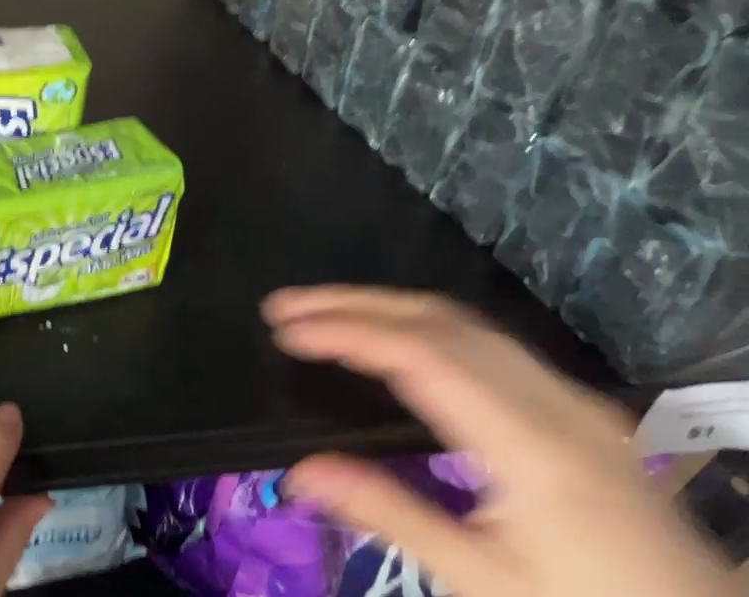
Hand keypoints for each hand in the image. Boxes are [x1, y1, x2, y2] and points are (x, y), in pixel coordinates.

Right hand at [265, 285, 737, 596]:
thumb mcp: (486, 582)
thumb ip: (391, 515)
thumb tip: (300, 471)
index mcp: (531, 444)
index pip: (419, 352)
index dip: (344, 329)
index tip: (283, 328)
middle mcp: (559, 407)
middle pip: (443, 320)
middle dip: (356, 303)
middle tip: (286, 306)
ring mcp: (580, 407)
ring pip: (472, 325)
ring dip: (390, 308)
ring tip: (327, 313)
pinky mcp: (589, 418)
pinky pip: (496, 346)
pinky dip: (429, 327)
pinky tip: (402, 343)